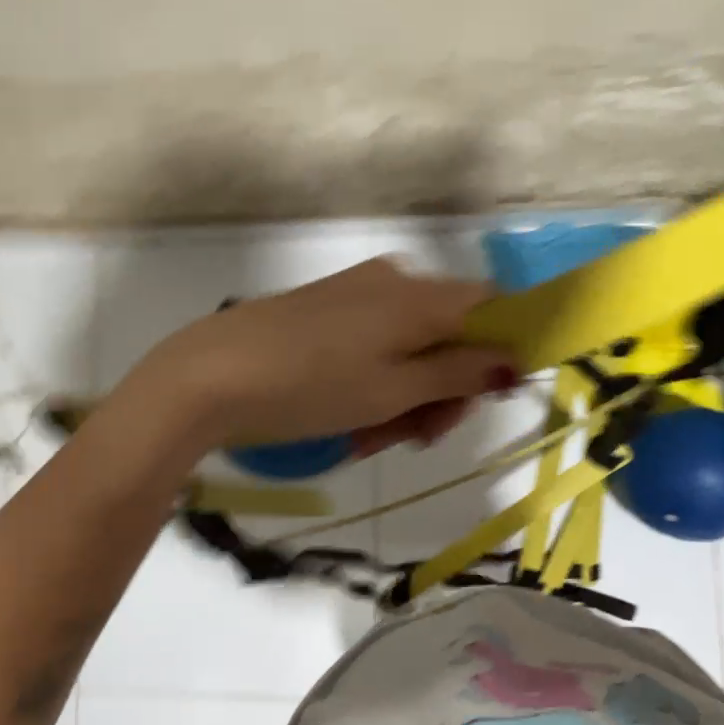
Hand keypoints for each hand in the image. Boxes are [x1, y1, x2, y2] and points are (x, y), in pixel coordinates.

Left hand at [125, 257, 518, 454]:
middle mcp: (394, 282)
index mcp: (421, 295)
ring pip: (408, 347)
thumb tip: (514, 361)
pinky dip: (372, 384)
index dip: (499, 355)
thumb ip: (458, 375)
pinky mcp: (323, 310)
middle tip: (415, 440)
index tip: (478, 403)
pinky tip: (348, 423)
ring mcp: (355, 293)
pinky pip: (372, 345)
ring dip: (404, 398)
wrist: (210, 375)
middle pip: (450, 334)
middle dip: (441, 391)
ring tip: (367, 442)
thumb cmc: (310, 386)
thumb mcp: (392, 391)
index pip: (493, 308)